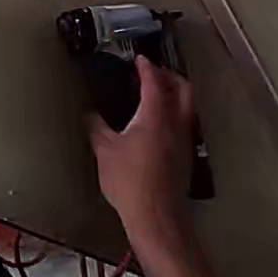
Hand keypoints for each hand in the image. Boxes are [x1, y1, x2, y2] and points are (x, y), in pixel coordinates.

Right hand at [88, 55, 195, 240]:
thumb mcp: (105, 150)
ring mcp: (184, 140)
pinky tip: (158, 125)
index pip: (155, 81)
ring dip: (175, 94)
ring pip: (187, 106)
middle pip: (183, 88)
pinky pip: (184, 124)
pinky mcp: (186, 157)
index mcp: (156, 115)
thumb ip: (97, 127)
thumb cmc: (130, 182)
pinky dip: (174, 114)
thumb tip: (90, 116)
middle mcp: (176, 123)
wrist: (156, 216)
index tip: (140, 59)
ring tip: (156, 95)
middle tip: (153, 72)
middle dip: (170, 75)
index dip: (147, 67)